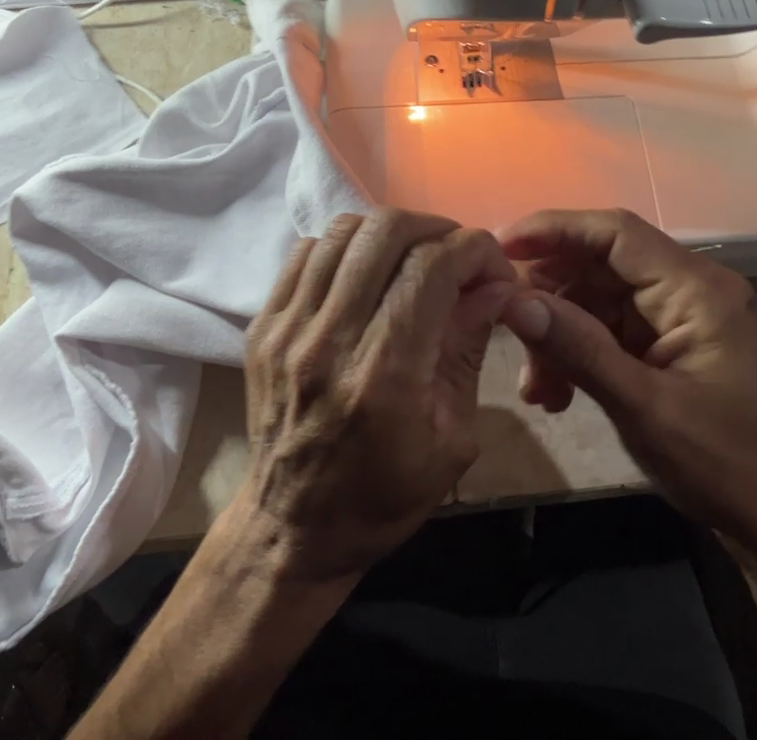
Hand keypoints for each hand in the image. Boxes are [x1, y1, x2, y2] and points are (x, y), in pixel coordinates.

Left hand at [239, 208, 515, 583]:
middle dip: (438, 229)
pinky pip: (307, 252)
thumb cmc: (384, 497)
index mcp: (384, 376)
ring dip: (393, 234)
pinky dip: (349, 249)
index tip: (495, 272)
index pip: (433, 267)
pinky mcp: (261, 327)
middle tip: (458, 258)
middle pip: (387, 231)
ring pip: (345, 231)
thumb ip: (468, 350)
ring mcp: (286, 329)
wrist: (292, 527)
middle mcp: (328, 340)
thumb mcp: (453, 439)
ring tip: (415, 261)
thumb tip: (495, 287)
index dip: (476, 252)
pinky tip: (368, 276)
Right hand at [497, 209, 756, 551]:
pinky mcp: (668, 341)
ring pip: (596, 299)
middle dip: (549, 296)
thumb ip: (579, 349)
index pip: (616, 234)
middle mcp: (690, 289)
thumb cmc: (721, 465)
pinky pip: (608, 329)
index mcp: (698, 292)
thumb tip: (515, 302)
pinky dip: (576, 354)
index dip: (554, 230)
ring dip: (557, 335)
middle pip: (600, 264)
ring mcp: (679, 315)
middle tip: (503, 330)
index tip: (499, 249)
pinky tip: (555, 395)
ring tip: (535, 388)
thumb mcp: (643, 409)